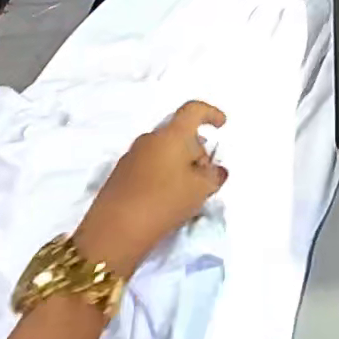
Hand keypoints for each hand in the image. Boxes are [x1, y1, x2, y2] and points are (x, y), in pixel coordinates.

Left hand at [72, 101, 227, 277]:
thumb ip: (214, 176)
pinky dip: (164, 174)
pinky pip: (150, 163)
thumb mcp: (200, 190)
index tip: (222, 125)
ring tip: (188, 192)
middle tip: (206, 177)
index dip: (210, 114)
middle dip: (197, 150)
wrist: (115, 227)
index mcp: (171, 134)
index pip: (193, 111)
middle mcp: (150, 137)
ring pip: (164, 150)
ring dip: (180, 164)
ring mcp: (133, 154)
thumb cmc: (164, 200)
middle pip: (179, 133)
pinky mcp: (122, 172)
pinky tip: (167, 199)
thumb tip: (216, 169)